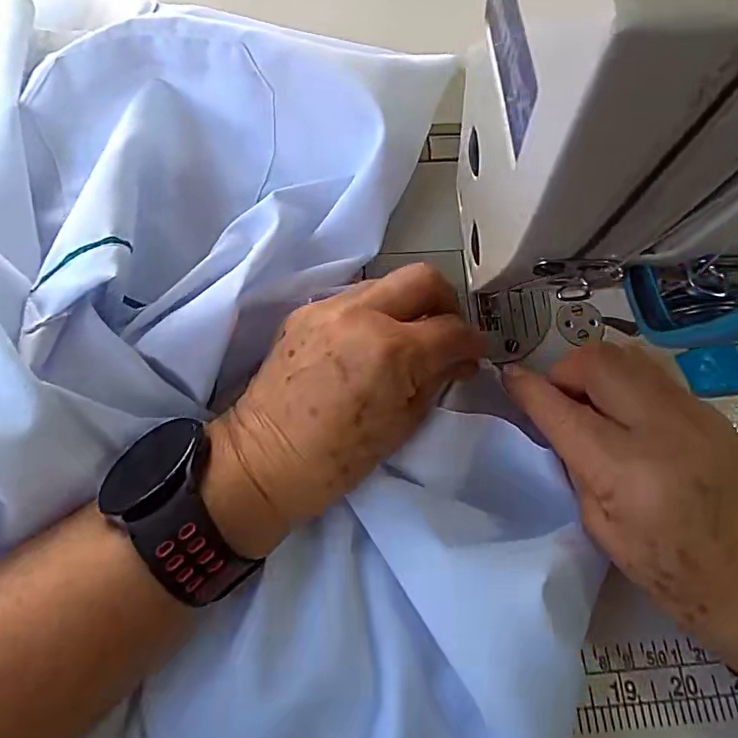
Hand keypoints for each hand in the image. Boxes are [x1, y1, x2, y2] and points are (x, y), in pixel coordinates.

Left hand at [203, 264, 483, 556]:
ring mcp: (325, 309)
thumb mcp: (403, 425)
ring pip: (384, 284)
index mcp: (390, 348)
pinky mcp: (302, 313)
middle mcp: (358, 314)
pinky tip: (365, 345)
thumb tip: (457, 358)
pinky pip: (350, 299)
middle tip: (444, 334)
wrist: (264, 458)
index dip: (472, 343)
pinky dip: (369, 314)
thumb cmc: (337, 459)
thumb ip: (436, 380)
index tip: (473, 355)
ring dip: (403, 306)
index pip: (451, 328)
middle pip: (422, 278)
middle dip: (445, 303)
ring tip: (403, 342)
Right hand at [501, 343, 737, 679]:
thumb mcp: (601, 526)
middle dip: (564, 371)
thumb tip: (555, 420)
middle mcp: (662, 430)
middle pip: (596, 360)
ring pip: (626, 356)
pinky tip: (626, 417)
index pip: (560, 408)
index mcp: (627, 470)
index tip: (508, 379)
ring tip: (592, 406)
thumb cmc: (673, 574)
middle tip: (558, 402)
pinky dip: (625, 382)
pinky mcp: (711, 413)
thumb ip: (575, 463)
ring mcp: (694, 415)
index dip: (526, 388)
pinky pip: (653, 374)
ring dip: (596, 371)